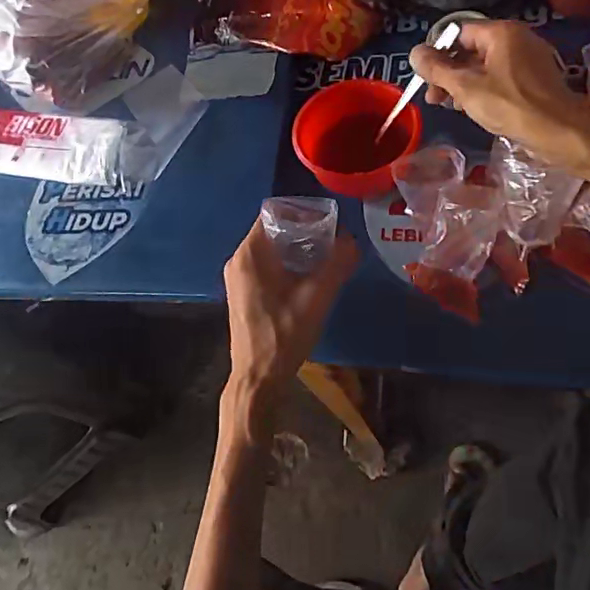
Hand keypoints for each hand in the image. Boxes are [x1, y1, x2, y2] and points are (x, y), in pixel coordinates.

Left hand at [221, 222, 358, 403]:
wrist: (258, 378)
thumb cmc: (284, 335)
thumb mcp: (316, 297)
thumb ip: (336, 264)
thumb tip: (352, 241)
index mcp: (250, 254)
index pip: (274, 213)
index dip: (302, 212)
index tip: (327, 221)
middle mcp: (239, 260)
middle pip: (272, 229)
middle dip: (303, 230)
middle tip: (331, 238)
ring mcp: (238, 277)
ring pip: (270, 248)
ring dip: (296, 247)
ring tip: (325, 255)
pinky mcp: (243, 292)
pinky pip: (266, 265)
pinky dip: (287, 262)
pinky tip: (309, 276)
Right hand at [409, 20, 589, 171]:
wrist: (560, 133)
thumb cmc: (510, 105)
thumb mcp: (465, 87)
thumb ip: (436, 69)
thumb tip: (414, 52)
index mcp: (501, 32)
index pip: (458, 32)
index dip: (437, 54)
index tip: (427, 79)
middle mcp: (518, 38)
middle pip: (471, 49)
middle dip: (449, 73)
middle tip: (435, 98)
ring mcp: (531, 58)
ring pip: (485, 65)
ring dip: (464, 83)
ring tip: (453, 106)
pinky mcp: (537, 78)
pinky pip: (502, 76)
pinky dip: (485, 89)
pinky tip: (477, 109)